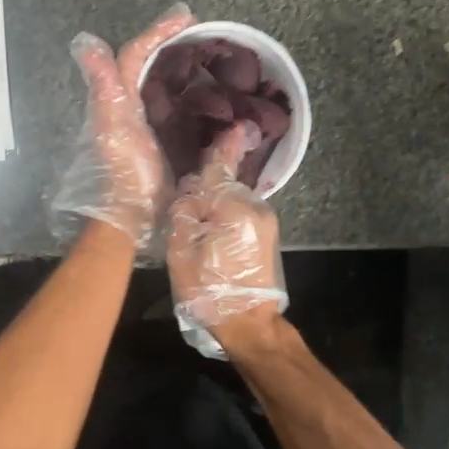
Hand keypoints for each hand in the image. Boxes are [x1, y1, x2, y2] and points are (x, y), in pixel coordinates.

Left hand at [50, 5, 197, 245]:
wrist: (135, 216)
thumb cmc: (126, 174)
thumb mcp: (114, 128)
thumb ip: (103, 86)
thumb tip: (84, 41)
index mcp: (120, 98)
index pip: (136, 53)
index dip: (158, 32)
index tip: (188, 19)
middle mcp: (131, 105)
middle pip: (151, 64)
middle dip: (175, 45)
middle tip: (206, 35)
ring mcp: (148, 123)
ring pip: (166, 84)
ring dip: (187, 67)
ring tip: (215, 58)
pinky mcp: (164, 140)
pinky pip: (180, 108)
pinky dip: (196, 95)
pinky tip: (216, 96)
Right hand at [167, 122, 287, 340]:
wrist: (250, 324)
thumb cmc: (210, 290)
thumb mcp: (182, 252)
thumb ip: (184, 213)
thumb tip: (189, 191)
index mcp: (233, 207)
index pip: (220, 170)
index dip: (221, 148)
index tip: (232, 124)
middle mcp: (255, 207)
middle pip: (225, 185)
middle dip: (207, 185)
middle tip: (184, 194)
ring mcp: (265, 222)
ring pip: (232, 200)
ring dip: (216, 202)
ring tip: (194, 216)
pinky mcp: (266, 236)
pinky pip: (241, 213)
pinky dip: (226, 213)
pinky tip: (211, 227)